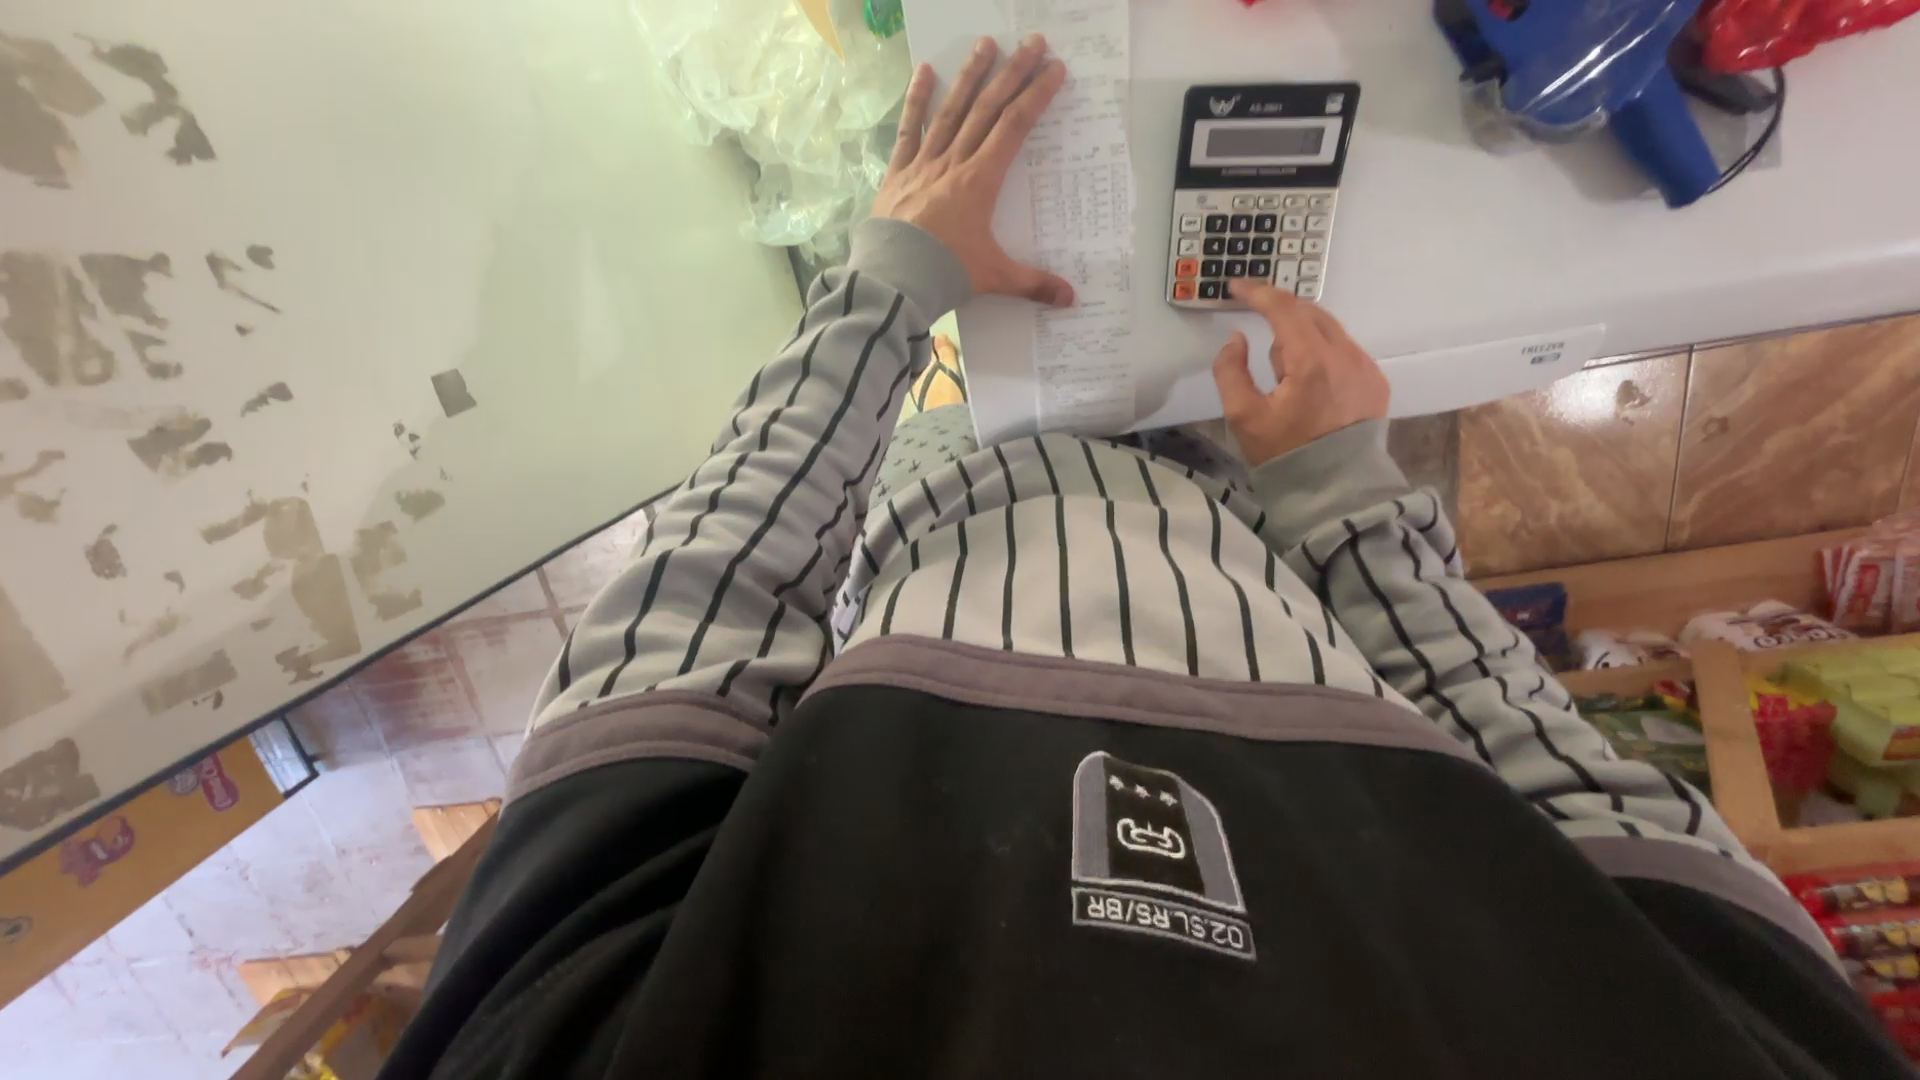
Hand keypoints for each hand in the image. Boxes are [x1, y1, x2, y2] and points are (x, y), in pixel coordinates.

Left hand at [873, 36, 1073, 306]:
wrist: (895, 279)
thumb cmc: (946, 273)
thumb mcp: (994, 277)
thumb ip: (1033, 284)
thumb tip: (1070, 299)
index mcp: (980, 182)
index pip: (1014, 128)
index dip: (1035, 96)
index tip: (1053, 69)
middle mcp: (953, 163)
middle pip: (986, 109)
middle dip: (1011, 73)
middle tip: (1031, 42)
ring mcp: (923, 164)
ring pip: (950, 111)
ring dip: (970, 76)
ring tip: (985, 44)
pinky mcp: (898, 174)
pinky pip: (909, 131)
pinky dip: (916, 101)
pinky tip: (924, 72)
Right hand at [1212, 281, 1389, 465]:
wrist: (1334, 488)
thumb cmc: (1283, 453)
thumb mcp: (1243, 417)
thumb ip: (1230, 371)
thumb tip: (1237, 339)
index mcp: (1311, 362)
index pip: (1284, 309)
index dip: (1258, 292)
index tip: (1236, 287)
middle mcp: (1345, 355)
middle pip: (1309, 312)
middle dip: (1280, 315)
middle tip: (1256, 333)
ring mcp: (1365, 367)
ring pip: (1329, 330)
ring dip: (1301, 335)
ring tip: (1282, 373)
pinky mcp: (1375, 381)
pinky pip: (1344, 350)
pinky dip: (1322, 352)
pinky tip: (1308, 382)